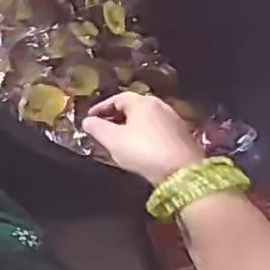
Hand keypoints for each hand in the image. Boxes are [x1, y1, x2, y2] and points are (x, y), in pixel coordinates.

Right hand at [81, 93, 204, 184]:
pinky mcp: (182, 135)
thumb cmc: (143, 151)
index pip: (116, 98)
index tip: (89, 119)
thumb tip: (87, 121)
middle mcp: (159, 106)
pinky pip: (155, 130)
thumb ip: (97, 128)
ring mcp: (173, 119)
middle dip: (115, 117)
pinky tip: (137, 147)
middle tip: (102, 129)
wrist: (182, 170)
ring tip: (117, 139)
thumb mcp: (112, 140)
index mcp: (141, 102)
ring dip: (129, 126)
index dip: (100, 108)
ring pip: (145, 119)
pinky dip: (143, 134)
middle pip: (132, 107)